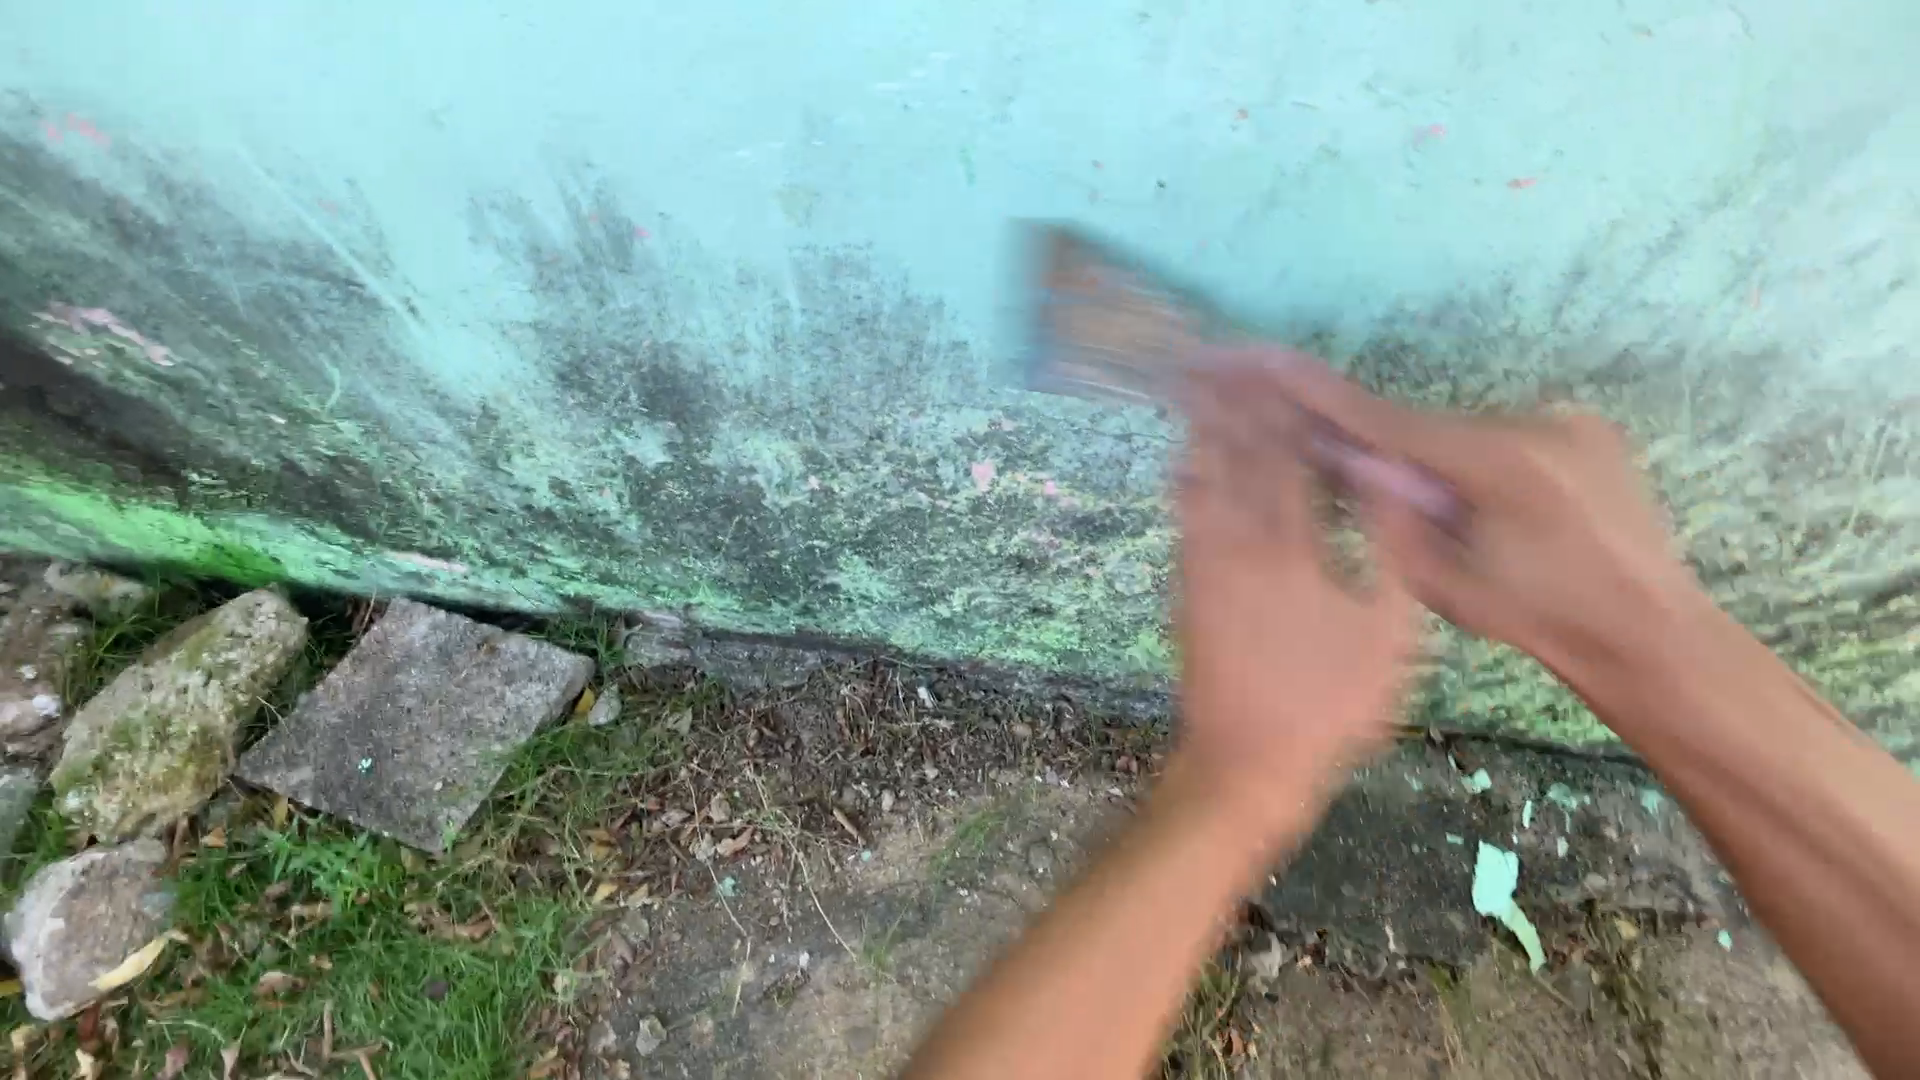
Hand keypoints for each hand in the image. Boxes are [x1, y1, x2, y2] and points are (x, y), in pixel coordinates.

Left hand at [1172, 364, 1417, 821]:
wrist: (1244, 757)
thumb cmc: (1328, 700)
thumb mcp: (1385, 630)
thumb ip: (1387, 547)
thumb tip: (1385, 479)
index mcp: (1292, 545)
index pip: (1288, 453)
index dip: (1282, 403)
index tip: (1275, 360)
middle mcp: (1236, 540)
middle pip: (1235, 453)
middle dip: (1231, 399)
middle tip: (1220, 351)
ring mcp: (1201, 562)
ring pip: (1199, 476)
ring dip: (1201, 427)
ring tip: (1196, 384)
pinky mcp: (1184, 584)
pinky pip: (1182, 515)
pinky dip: (1185, 477)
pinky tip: (1183, 460)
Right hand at [1267, 356, 1703, 675]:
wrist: (1648, 630)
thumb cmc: (1533, 619)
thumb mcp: (1438, 579)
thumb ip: (1386, 512)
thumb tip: (1342, 454)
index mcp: (1500, 465)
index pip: (1389, 423)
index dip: (1324, 397)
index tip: (1274, 364)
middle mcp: (1538, 424)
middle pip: (1424, 428)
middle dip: (1385, 450)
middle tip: (1356, 479)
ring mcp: (1570, 421)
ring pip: (1461, 433)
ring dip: (1433, 461)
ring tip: (1449, 515)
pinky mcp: (1587, 428)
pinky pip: (1498, 435)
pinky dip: (1470, 461)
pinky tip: (1485, 505)